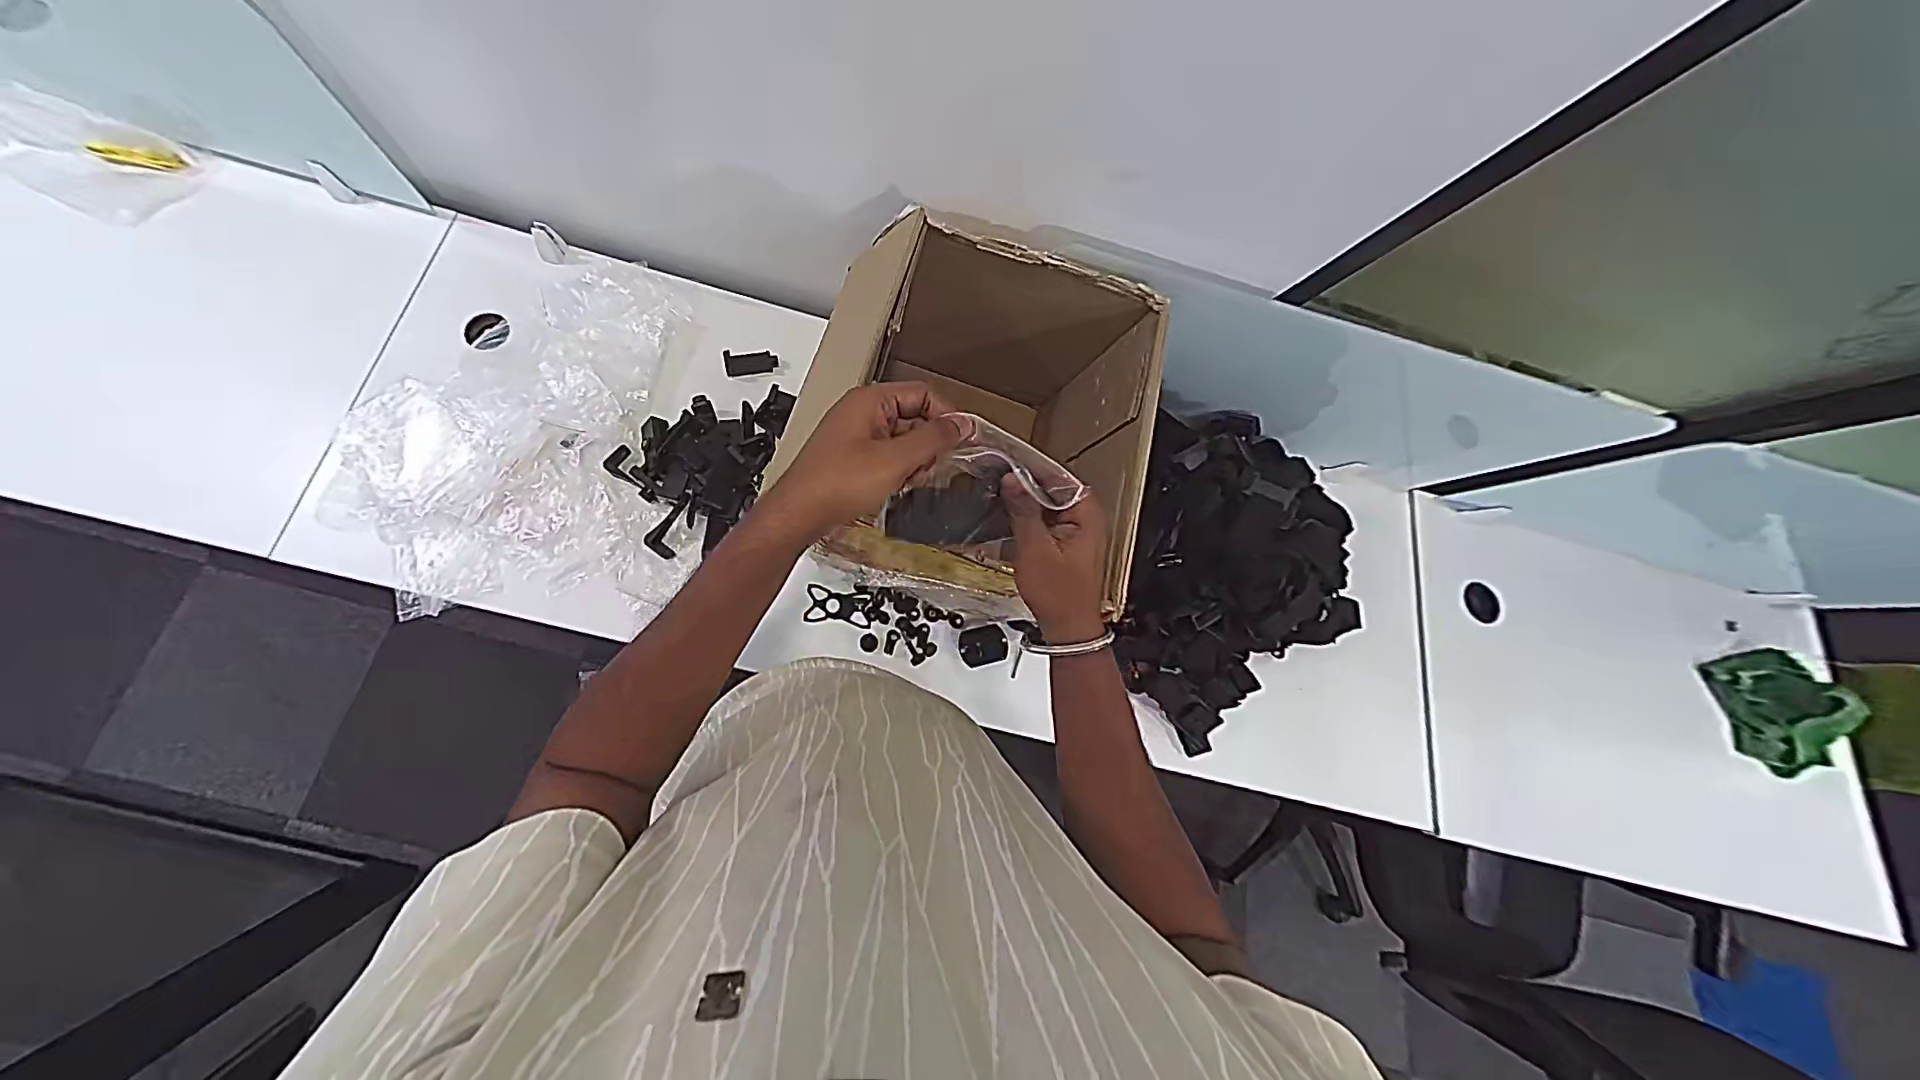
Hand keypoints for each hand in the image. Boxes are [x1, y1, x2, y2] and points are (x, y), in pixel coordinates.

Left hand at [756, 382, 966, 545]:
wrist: (800, 514)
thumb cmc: (834, 485)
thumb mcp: (896, 460)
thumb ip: (934, 439)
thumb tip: (961, 424)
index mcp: (870, 400)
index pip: (923, 394)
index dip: (946, 416)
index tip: (961, 439)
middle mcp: (862, 412)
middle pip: (915, 417)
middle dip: (927, 444)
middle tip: (927, 467)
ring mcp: (856, 435)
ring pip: (903, 440)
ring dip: (913, 461)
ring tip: (905, 479)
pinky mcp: (853, 457)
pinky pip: (889, 456)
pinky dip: (898, 470)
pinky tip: (893, 486)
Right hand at [1004, 475, 1108, 642]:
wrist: (1067, 627)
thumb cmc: (1060, 596)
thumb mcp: (1035, 549)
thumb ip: (1023, 511)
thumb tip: (1013, 481)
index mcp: (1086, 513)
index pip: (1057, 476)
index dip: (1029, 467)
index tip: (1006, 460)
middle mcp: (1085, 517)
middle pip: (1051, 486)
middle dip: (1023, 481)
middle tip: (996, 473)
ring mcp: (1076, 528)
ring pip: (1045, 502)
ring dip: (1023, 499)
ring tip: (998, 492)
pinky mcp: (1065, 539)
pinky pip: (1044, 517)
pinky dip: (1026, 515)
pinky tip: (1008, 515)